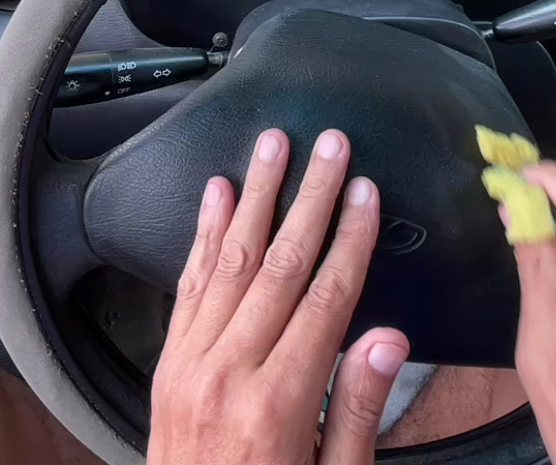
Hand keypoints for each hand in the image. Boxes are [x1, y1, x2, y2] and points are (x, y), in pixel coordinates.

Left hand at [148, 128, 410, 464]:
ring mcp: (191, 362)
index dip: (350, 236)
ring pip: (231, 256)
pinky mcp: (168, 361)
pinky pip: (189, 282)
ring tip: (274, 146)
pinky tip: (217, 192)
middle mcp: (229, 371)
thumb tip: (387, 338)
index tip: (364, 190)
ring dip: (258, 193)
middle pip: (281, 261)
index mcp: (279, 403)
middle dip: (311, 195)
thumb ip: (359, 410)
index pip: (327, 296)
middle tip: (329, 145)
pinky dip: (204, 231)